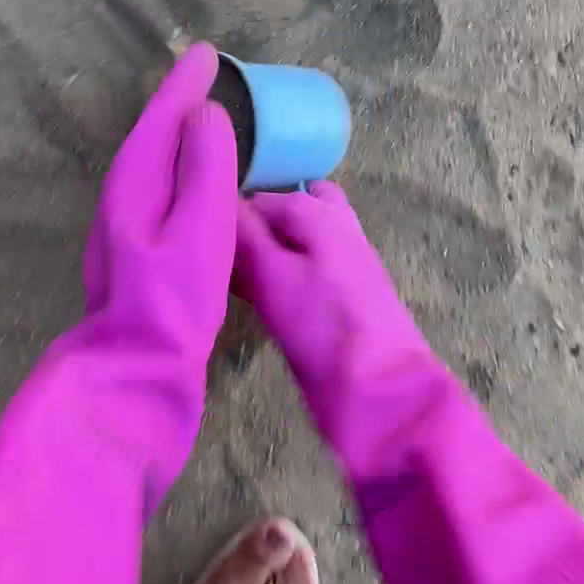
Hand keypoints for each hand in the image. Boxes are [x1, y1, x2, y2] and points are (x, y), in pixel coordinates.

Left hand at [79, 43, 238, 364]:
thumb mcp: (201, 225)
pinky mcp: (130, 251)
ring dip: (174, 135)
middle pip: (150, 136)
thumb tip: (205, 116)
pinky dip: (175, 170)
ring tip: (199, 117)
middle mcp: (119, 198)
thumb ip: (206, 166)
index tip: (205, 53)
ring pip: (149, 164)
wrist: (137, 367)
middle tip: (204, 76)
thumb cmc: (176, 297)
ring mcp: (120, 226)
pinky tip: (189, 182)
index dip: (183, 84)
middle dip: (175, 103)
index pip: (161, 118)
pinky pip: (155, 190)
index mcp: (135, 184)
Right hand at [233, 182, 430, 407]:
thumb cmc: (320, 324)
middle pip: (280, 214)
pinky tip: (258, 298)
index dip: (229, 222)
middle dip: (250, 233)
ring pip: (293, 240)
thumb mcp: (272, 275)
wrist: (377, 385)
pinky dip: (281, 273)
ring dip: (265, 254)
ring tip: (235, 282)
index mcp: (317, 212)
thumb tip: (219, 198)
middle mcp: (335, 223)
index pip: (257, 200)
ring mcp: (343, 256)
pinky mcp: (343, 289)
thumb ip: (244, 234)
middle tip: (223, 264)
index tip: (206, 251)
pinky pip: (303, 266)